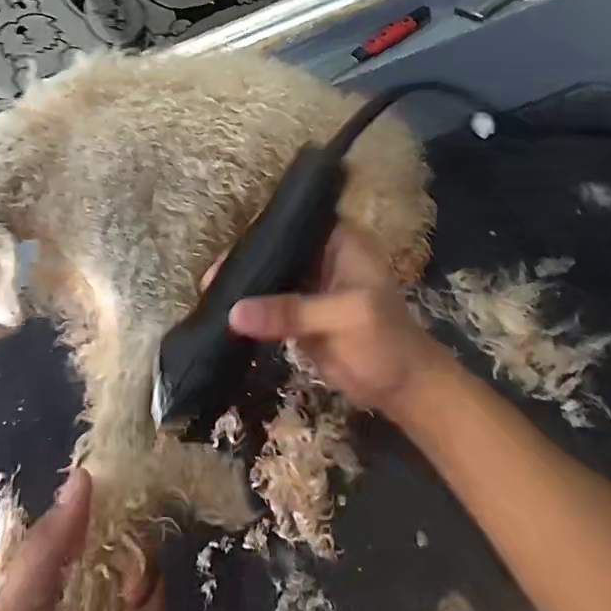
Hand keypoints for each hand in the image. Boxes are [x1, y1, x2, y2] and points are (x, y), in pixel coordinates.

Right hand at [228, 225, 457, 417]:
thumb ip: (292, 312)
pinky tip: (222, 315)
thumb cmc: (385, 340)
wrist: (403, 386)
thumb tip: (234, 312)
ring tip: (207, 296)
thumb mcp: (344, 317)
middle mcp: (321, 256)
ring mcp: (309, 286)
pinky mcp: (300, 315)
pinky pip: (269, 307)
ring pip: (269, 278)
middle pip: (275, 251)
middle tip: (208, 280)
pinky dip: (250, 311)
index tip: (227, 252)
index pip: (293, 224)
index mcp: (339, 241)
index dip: (260, 233)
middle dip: (244, 262)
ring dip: (244, 287)